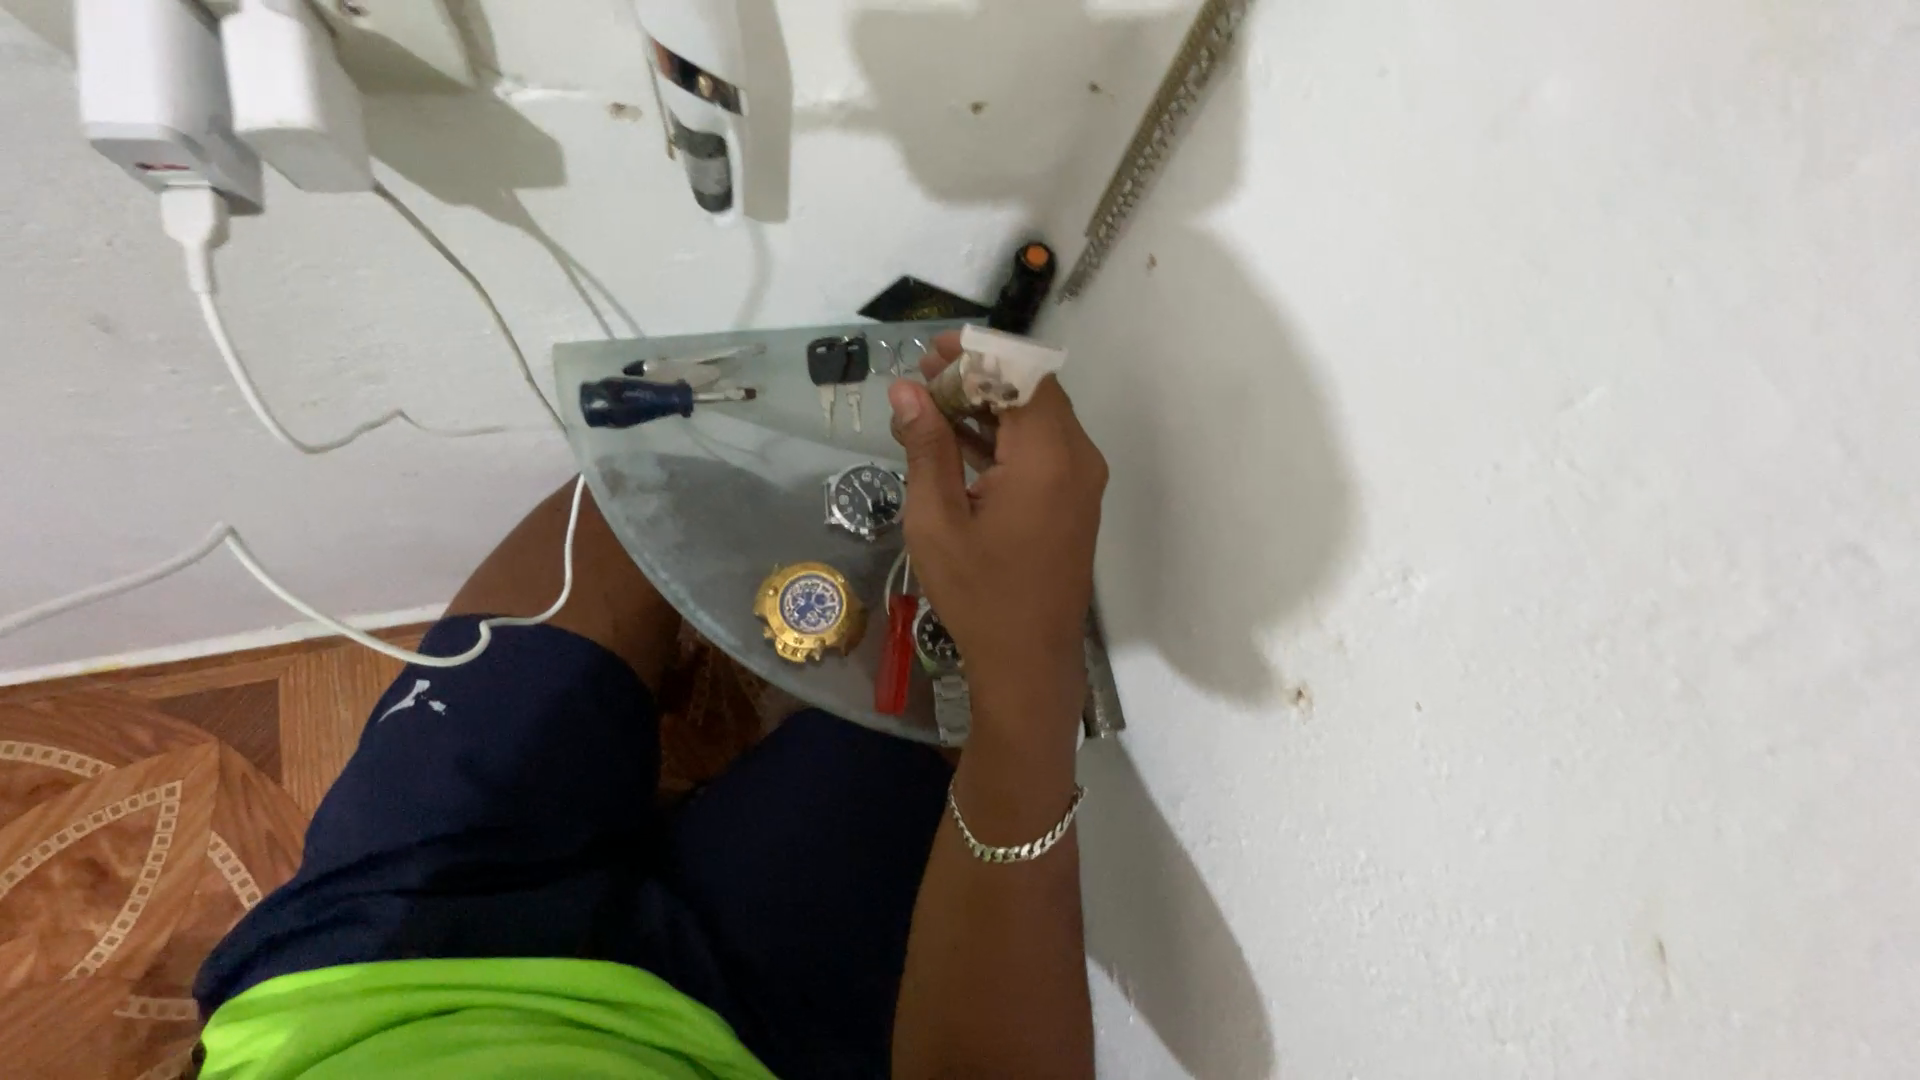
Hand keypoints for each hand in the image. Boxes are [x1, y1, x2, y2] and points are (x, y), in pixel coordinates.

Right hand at [888, 331, 1108, 728]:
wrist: (1029, 662)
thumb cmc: (979, 596)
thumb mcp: (936, 521)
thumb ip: (926, 448)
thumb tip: (907, 391)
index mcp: (1048, 457)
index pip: (1020, 374)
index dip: (975, 354)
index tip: (929, 353)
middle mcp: (1078, 458)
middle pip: (1032, 391)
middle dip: (978, 376)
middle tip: (922, 378)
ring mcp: (1082, 480)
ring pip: (1038, 418)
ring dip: (989, 406)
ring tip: (931, 405)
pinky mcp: (1075, 500)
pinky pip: (1043, 449)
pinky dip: (1005, 438)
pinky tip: (959, 441)